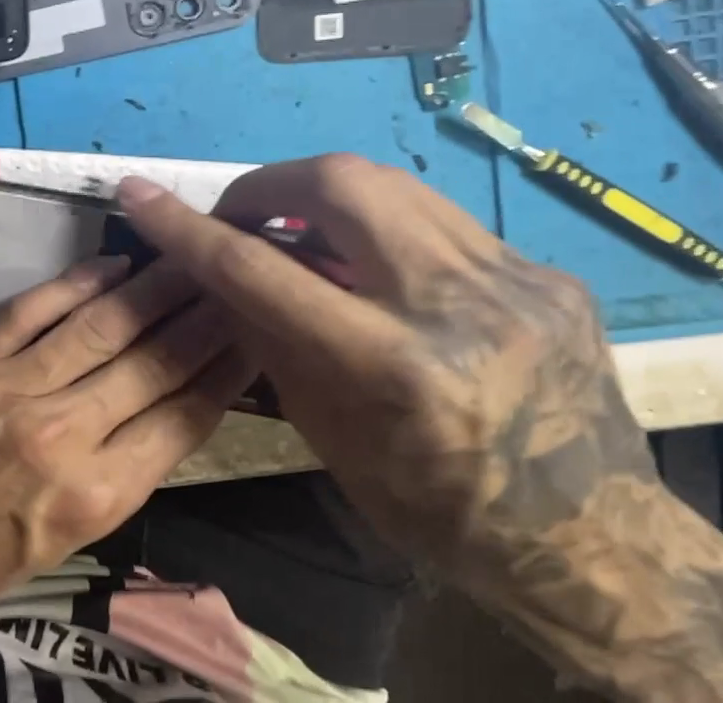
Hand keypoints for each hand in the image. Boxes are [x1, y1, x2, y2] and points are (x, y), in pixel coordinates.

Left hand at [0, 257, 253, 677]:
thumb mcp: (65, 543)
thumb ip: (119, 475)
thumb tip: (169, 412)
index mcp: (95, 494)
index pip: (182, 416)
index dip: (228, 371)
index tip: (259, 335)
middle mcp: (59, 432)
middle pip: (151, 362)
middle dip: (204, 318)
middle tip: (241, 281)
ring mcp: (8, 389)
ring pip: (97, 327)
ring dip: (151, 289)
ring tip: (192, 259)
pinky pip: (29, 312)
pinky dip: (72, 284)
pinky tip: (109, 265)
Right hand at [117, 156, 722, 700]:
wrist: (585, 538)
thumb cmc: (426, 500)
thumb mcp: (320, 426)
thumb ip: (264, 333)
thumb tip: (213, 268)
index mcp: (391, 364)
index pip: (257, 269)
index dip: (185, 228)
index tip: (136, 194)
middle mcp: (458, 305)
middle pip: (338, 185)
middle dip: (265, 184)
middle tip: (238, 217)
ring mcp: (516, 281)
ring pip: (390, 184)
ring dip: (319, 196)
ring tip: (294, 232)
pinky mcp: (547, 274)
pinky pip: (434, 219)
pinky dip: (376, 227)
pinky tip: (367, 264)